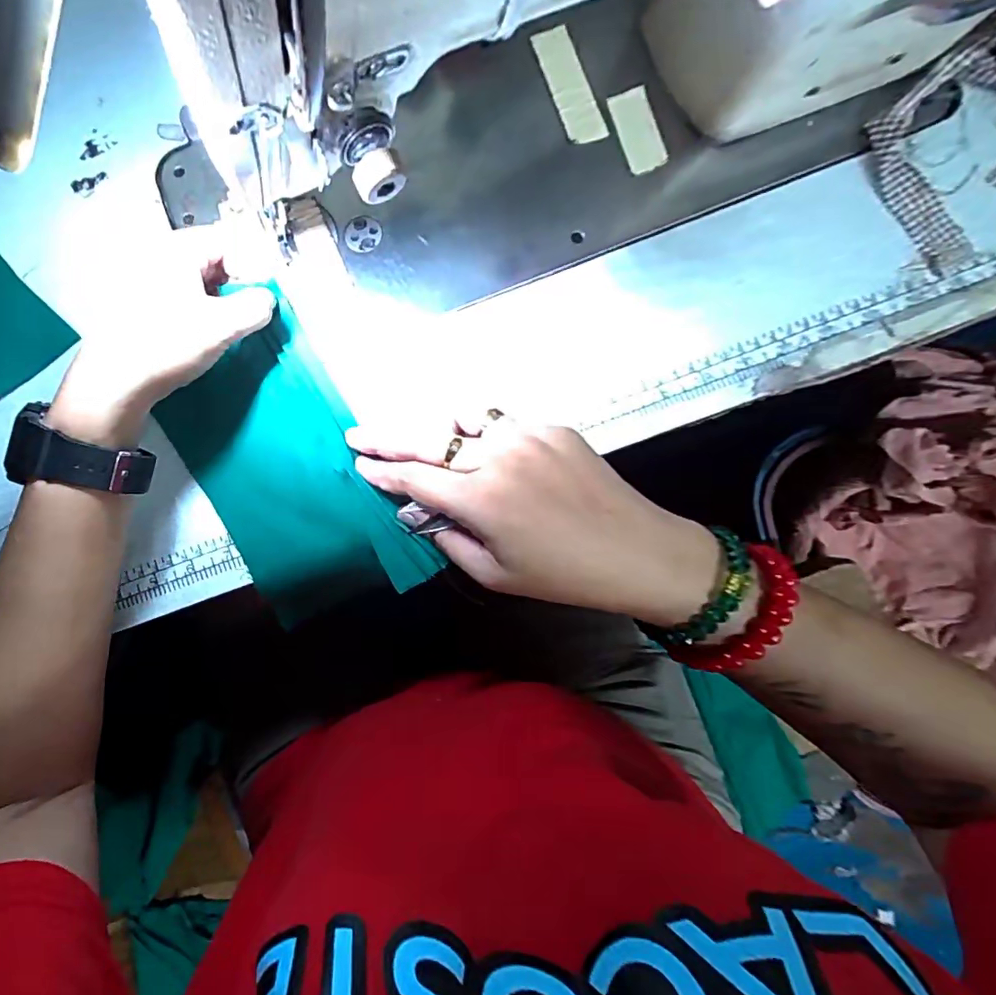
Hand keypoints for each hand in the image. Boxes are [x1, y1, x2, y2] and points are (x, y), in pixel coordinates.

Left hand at [46, 227, 276, 445]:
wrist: (117, 382)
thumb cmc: (167, 346)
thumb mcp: (223, 326)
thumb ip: (256, 306)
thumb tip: (266, 300)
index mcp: (176, 250)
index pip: (229, 239)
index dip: (253, 263)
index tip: (264, 290)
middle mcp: (157, 255)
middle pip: (214, 256)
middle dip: (238, 282)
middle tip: (251, 308)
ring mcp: (146, 278)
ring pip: (199, 278)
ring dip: (221, 298)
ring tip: (229, 324)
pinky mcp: (141, 302)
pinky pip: (183, 294)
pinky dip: (202, 308)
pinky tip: (205, 332)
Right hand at [347, 413, 721, 625]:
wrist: (636, 550)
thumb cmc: (562, 575)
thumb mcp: (495, 574)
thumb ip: (450, 539)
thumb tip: (424, 513)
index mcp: (481, 499)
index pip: (414, 477)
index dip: (382, 471)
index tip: (359, 464)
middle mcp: (498, 456)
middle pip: (428, 439)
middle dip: (387, 437)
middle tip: (358, 433)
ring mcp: (528, 434)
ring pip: (466, 419)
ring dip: (439, 428)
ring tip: (428, 439)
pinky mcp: (554, 427)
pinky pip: (505, 422)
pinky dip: (486, 433)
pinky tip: (488, 450)